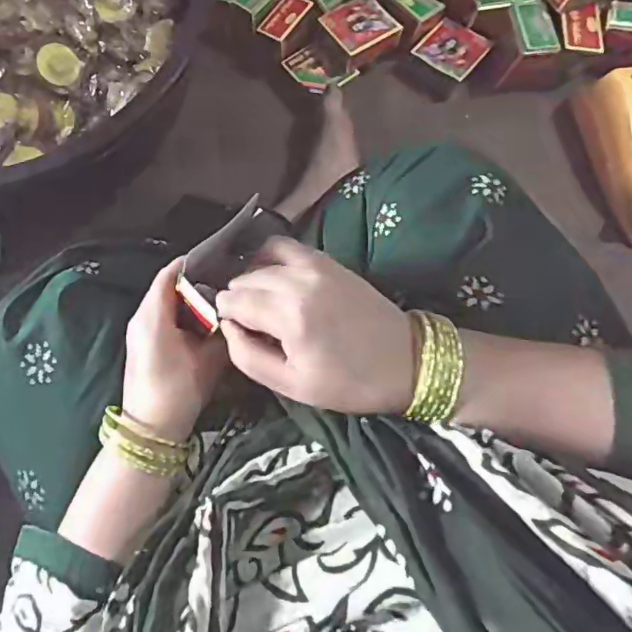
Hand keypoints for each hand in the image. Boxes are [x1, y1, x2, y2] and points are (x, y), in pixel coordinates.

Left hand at [121, 258, 227, 439]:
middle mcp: (141, 317)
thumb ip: (219, 332)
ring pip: (166, 303)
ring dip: (189, 301)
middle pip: (168, 287)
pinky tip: (204, 325)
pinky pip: (163, 319)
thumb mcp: (207, 360)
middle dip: (195, 283)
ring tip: (219, 303)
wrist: (151, 430)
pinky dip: (182, 316)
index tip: (218, 261)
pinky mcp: (142, 344)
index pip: (170, 274)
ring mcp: (139, 331)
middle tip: (225, 284)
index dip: (193, 264)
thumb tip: (231, 315)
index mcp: (152, 314)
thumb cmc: (177, 391)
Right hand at [215, 238, 416, 415]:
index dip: (226, 317)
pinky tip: (272, 276)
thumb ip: (247, 356)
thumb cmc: (348, 382)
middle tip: (254, 325)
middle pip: (243, 280)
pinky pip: (282, 245)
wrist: (405, 361)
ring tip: (263, 303)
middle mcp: (297, 282)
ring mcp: (313, 266)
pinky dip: (268, 257)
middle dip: (239, 300)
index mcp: (289, 317)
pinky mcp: (324, 259)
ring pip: (258, 262)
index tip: (239, 333)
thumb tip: (228, 327)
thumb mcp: (292, 386)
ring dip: (252, 281)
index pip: (232, 301)